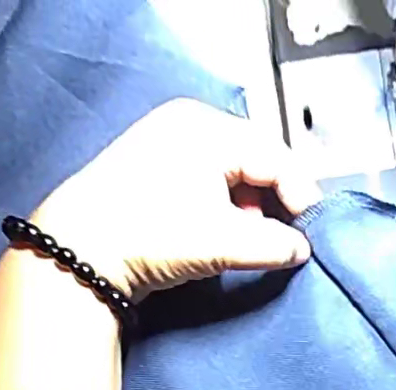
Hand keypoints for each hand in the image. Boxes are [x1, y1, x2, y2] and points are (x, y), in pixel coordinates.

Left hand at [30, 98, 323, 299]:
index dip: (301, 197)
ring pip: (238, 178)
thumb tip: (300, 249)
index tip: (312, 234)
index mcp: (207, 129)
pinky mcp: (163, 175)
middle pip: (259, 164)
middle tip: (286, 241)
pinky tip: (225, 238)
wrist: (83, 253)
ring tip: (249, 244)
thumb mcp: (223, 241)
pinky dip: (229, 214)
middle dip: (276, 205)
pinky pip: (215, 188)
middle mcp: (190, 128)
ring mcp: (173, 149)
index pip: (276, 157)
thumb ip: (274, 244)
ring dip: (253, 213)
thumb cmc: (147, 234)